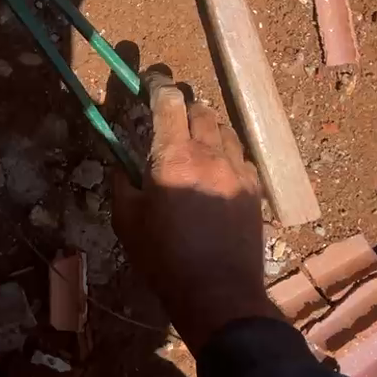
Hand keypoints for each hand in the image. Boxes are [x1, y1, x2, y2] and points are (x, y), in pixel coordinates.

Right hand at [112, 75, 280, 350]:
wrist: (218, 295)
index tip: (148, 81)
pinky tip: (218, 169)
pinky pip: (242, 156)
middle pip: (201, 109)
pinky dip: (227, 152)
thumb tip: (121, 163)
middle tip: (170, 116)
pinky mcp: (255, 191)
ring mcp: (238, 172)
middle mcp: (209, 154)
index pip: (168, 102)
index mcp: (173, 156)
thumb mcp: (126, 219)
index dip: (157, 85)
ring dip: (208, 127)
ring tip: (195, 140)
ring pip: (226, 129)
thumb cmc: (163, 257)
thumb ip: (121, 181)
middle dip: (184, 106)